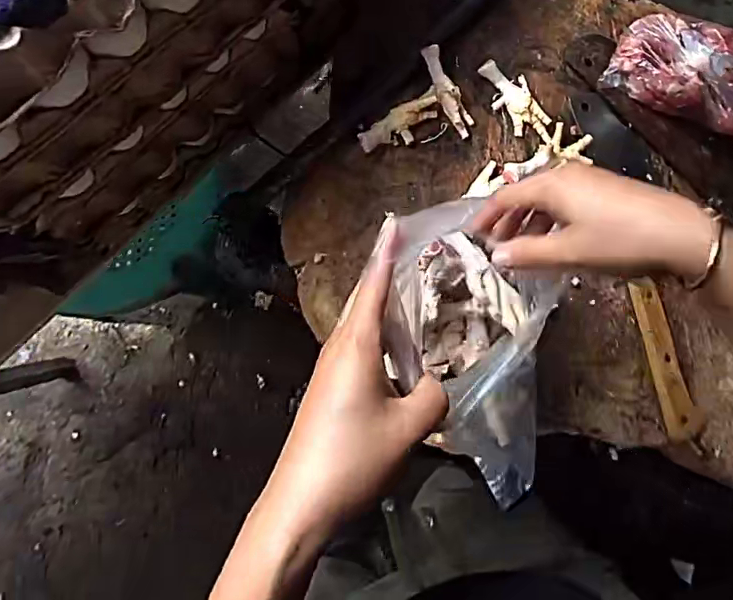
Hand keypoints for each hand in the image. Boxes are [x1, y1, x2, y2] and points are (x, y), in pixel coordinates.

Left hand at [262, 217, 448, 540]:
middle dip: (385, 268)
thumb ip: (435, 395)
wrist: (295, 510)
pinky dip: (379, 328)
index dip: (387, 251)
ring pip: (361, 320)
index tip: (395, 221)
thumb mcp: (409, 427)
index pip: (375, 284)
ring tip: (412, 287)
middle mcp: (340, 347)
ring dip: (383, 299)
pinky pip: (359, 342)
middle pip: (365, 296)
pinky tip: (397, 343)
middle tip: (412, 246)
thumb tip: (438, 383)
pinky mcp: (329, 389)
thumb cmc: (350, 458)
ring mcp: (330, 368)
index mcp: (357, 344)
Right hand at [467, 162, 719, 280]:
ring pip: (546, 197)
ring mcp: (588, 179)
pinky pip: (565, 200)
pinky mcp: (605, 188)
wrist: (676, 230)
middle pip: (525, 193)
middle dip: (507, 219)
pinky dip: (551, 219)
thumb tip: (497, 255)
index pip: (506, 194)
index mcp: (551, 184)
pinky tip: (555, 242)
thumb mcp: (569, 252)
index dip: (486, 215)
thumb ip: (529, 253)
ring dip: (530, 221)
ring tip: (522, 249)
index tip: (471, 235)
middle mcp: (566, 174)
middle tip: (494, 246)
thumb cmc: (617, 240)